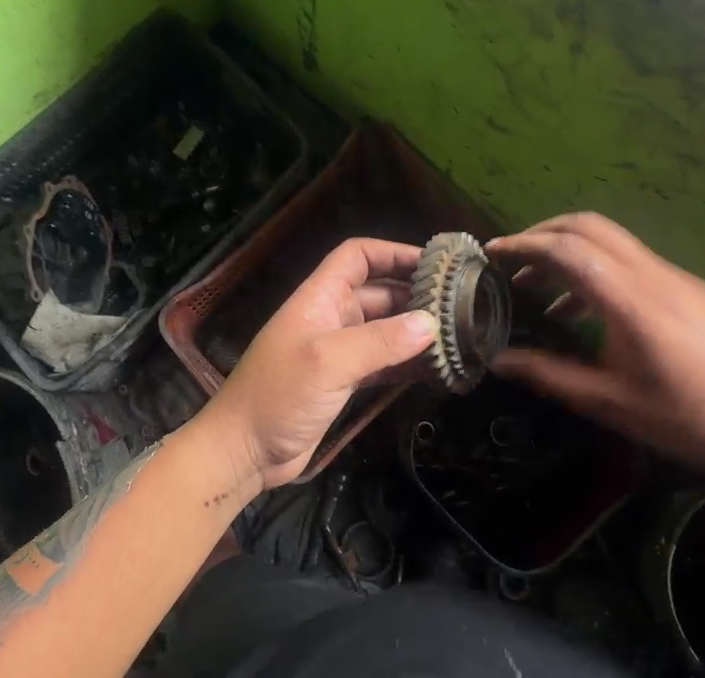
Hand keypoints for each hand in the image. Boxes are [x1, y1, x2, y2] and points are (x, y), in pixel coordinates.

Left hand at [195, 238, 435, 490]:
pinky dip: (407, 363)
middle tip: (461, 306)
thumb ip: (379, 341)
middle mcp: (330, 318)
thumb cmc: (278, 395)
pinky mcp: (343, 383)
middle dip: (415, 295)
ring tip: (458, 337)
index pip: (357, 257)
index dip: (393, 253)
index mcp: (319, 298)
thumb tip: (431, 323)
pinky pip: (382, 363)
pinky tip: (437, 369)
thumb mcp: (328, 362)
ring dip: (416, 332)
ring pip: (384, 330)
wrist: (243, 450)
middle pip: (379, 293)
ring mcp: (337, 352)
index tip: (435, 264)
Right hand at [487, 214, 704, 476]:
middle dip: (543, 234)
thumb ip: (550, 375)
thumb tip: (498, 360)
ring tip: (543, 295)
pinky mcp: (696, 292)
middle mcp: (654, 274)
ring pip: (613, 243)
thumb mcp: (612, 402)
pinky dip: (600, 271)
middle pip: (589, 226)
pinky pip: (635, 264)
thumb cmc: (694, 421)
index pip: (566, 248)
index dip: (522, 245)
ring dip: (572, 254)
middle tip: (512, 260)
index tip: (490, 254)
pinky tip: (592, 317)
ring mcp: (679, 279)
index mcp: (630, 298)